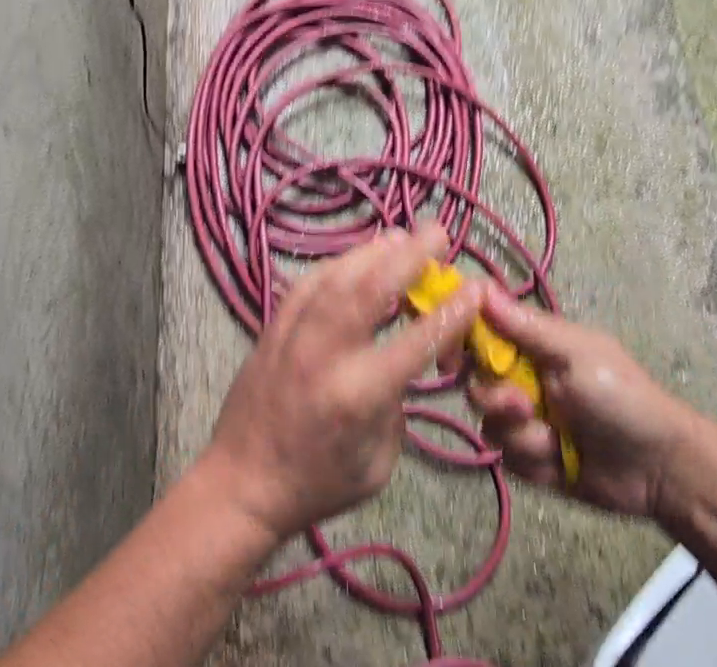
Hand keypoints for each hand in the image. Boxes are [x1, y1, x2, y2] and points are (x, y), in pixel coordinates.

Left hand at [196, 226, 483, 540]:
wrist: (240, 484)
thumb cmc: (318, 484)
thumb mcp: (379, 461)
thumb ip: (396, 405)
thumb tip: (403, 361)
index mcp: (359, 394)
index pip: (416, 341)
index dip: (451, 311)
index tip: (476, 288)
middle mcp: (326, 354)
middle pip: (372, 289)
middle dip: (410, 256)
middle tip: (438, 232)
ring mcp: (293, 335)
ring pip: (336, 276)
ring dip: (372, 251)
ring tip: (401, 237)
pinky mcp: (271, 328)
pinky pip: (307, 284)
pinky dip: (336, 265)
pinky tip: (355, 259)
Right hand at [464, 286, 711, 519]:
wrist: (659, 470)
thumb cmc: (623, 398)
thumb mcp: (577, 354)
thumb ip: (527, 326)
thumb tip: (479, 288)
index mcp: (534, 343)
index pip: (480, 328)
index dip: (458, 337)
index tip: (450, 355)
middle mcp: (523, 376)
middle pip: (473, 379)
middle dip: (494, 397)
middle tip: (523, 406)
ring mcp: (524, 418)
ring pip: (487, 421)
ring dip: (520, 433)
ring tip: (554, 440)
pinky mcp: (528, 456)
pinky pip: (504, 454)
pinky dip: (531, 459)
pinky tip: (559, 461)